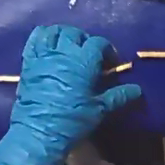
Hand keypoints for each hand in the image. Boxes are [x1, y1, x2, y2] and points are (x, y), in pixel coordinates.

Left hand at [0, 25, 141, 164]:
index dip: (107, 50)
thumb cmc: (72, 120)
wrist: (39, 133)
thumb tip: (136, 89)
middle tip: (89, 55)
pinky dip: (42, 37)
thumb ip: (118, 96)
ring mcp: (43, 55)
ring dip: (63, 34)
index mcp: (83, 61)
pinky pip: (34, 40)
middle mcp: (63, 52)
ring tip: (68, 46)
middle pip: (75, 34)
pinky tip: (48, 45)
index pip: (98, 43)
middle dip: (85, 40)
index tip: (110, 63)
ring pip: (53, 32)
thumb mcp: (99, 109)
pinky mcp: (28, 62)